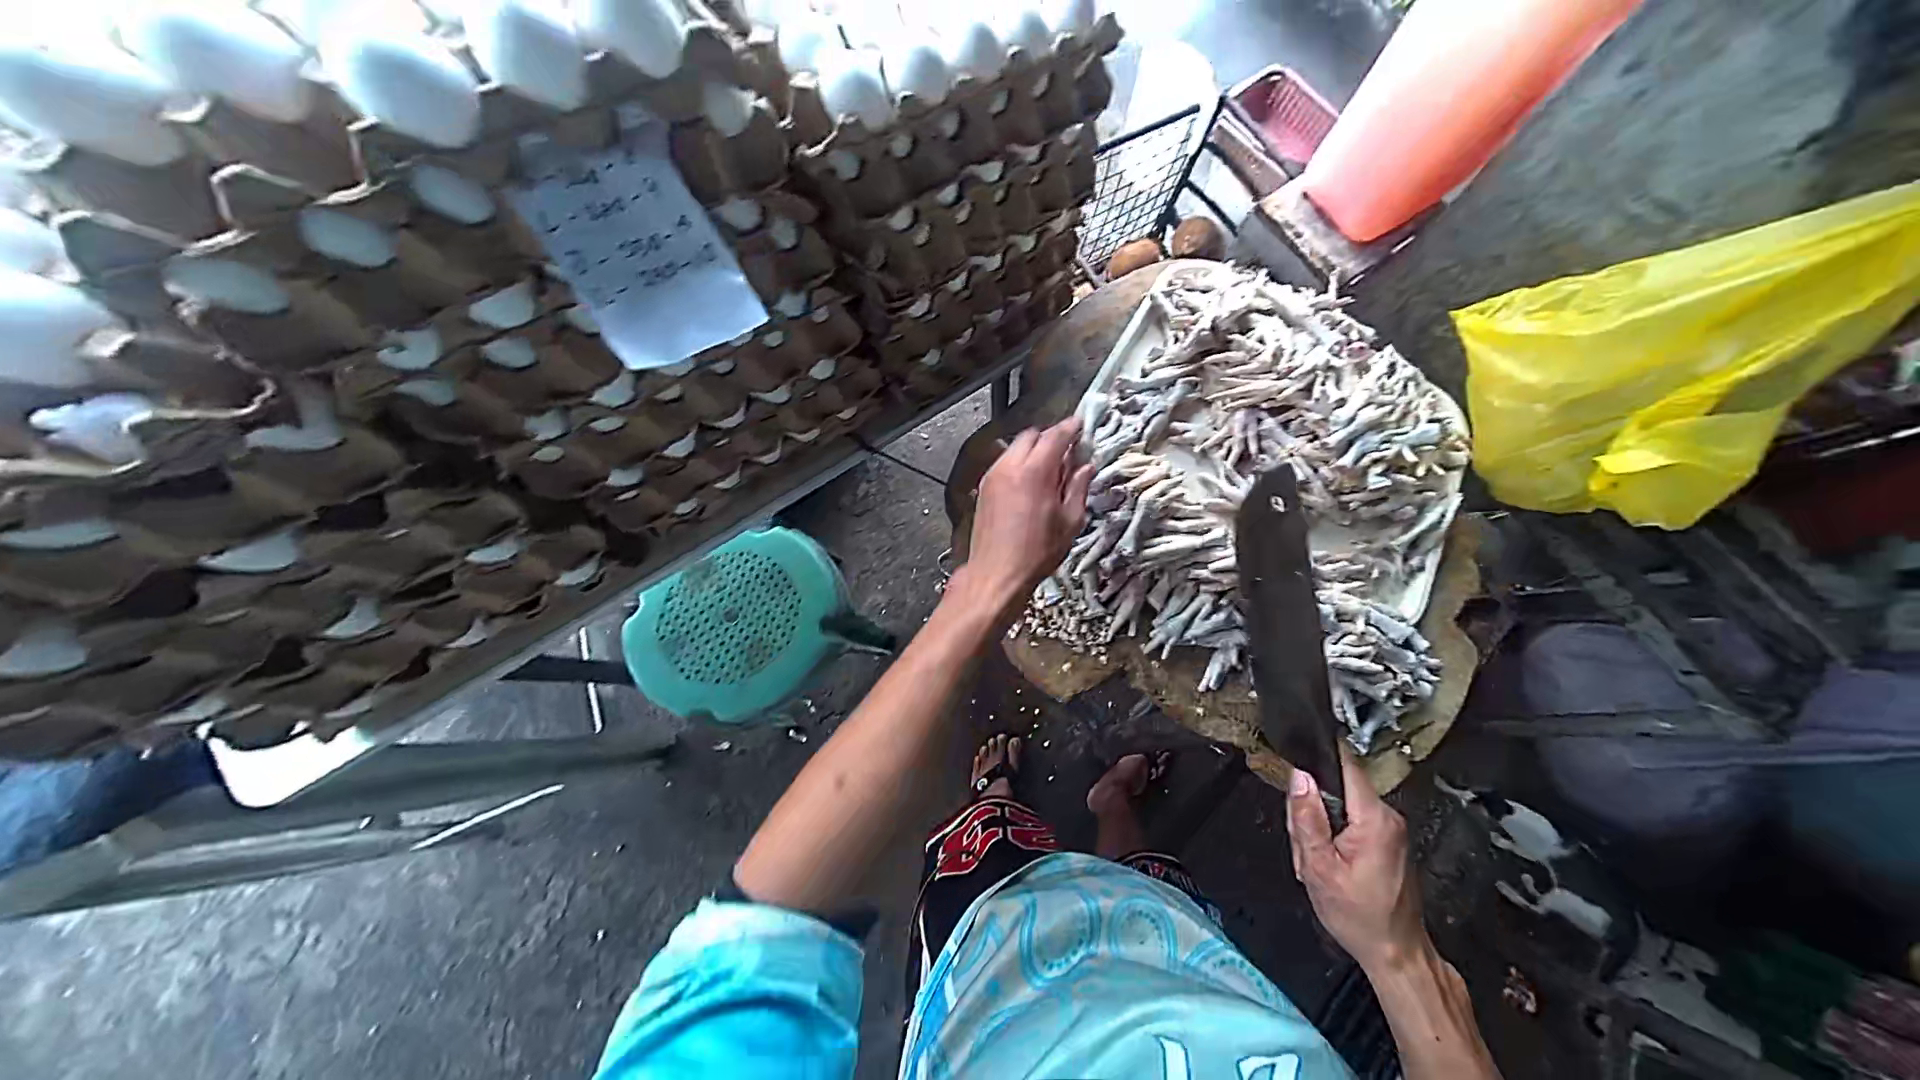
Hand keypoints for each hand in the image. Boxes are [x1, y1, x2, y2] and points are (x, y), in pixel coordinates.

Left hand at [955, 417, 1093, 619]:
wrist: (996, 573)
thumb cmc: (1036, 552)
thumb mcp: (1069, 521)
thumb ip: (1077, 488)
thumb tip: (1085, 468)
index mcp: (1034, 472)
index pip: (1055, 436)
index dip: (1070, 428)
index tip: (1080, 426)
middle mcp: (1010, 467)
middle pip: (1032, 435)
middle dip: (1051, 438)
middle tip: (1067, 452)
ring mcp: (993, 476)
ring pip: (1015, 448)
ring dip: (1033, 450)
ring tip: (1050, 470)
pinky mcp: (984, 488)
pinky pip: (1004, 463)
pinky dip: (1019, 463)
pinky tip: (1030, 483)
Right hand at [1286, 747, 1426, 975]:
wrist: (1394, 952)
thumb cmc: (1359, 917)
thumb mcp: (1318, 867)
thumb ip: (1306, 817)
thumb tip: (1299, 777)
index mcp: (1374, 820)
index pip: (1346, 765)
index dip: (1318, 761)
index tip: (1298, 767)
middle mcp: (1388, 818)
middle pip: (1337, 788)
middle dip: (1313, 808)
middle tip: (1307, 844)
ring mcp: (1391, 829)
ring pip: (1342, 805)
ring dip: (1321, 826)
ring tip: (1320, 860)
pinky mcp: (1388, 840)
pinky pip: (1352, 820)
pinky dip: (1334, 837)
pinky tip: (1331, 864)